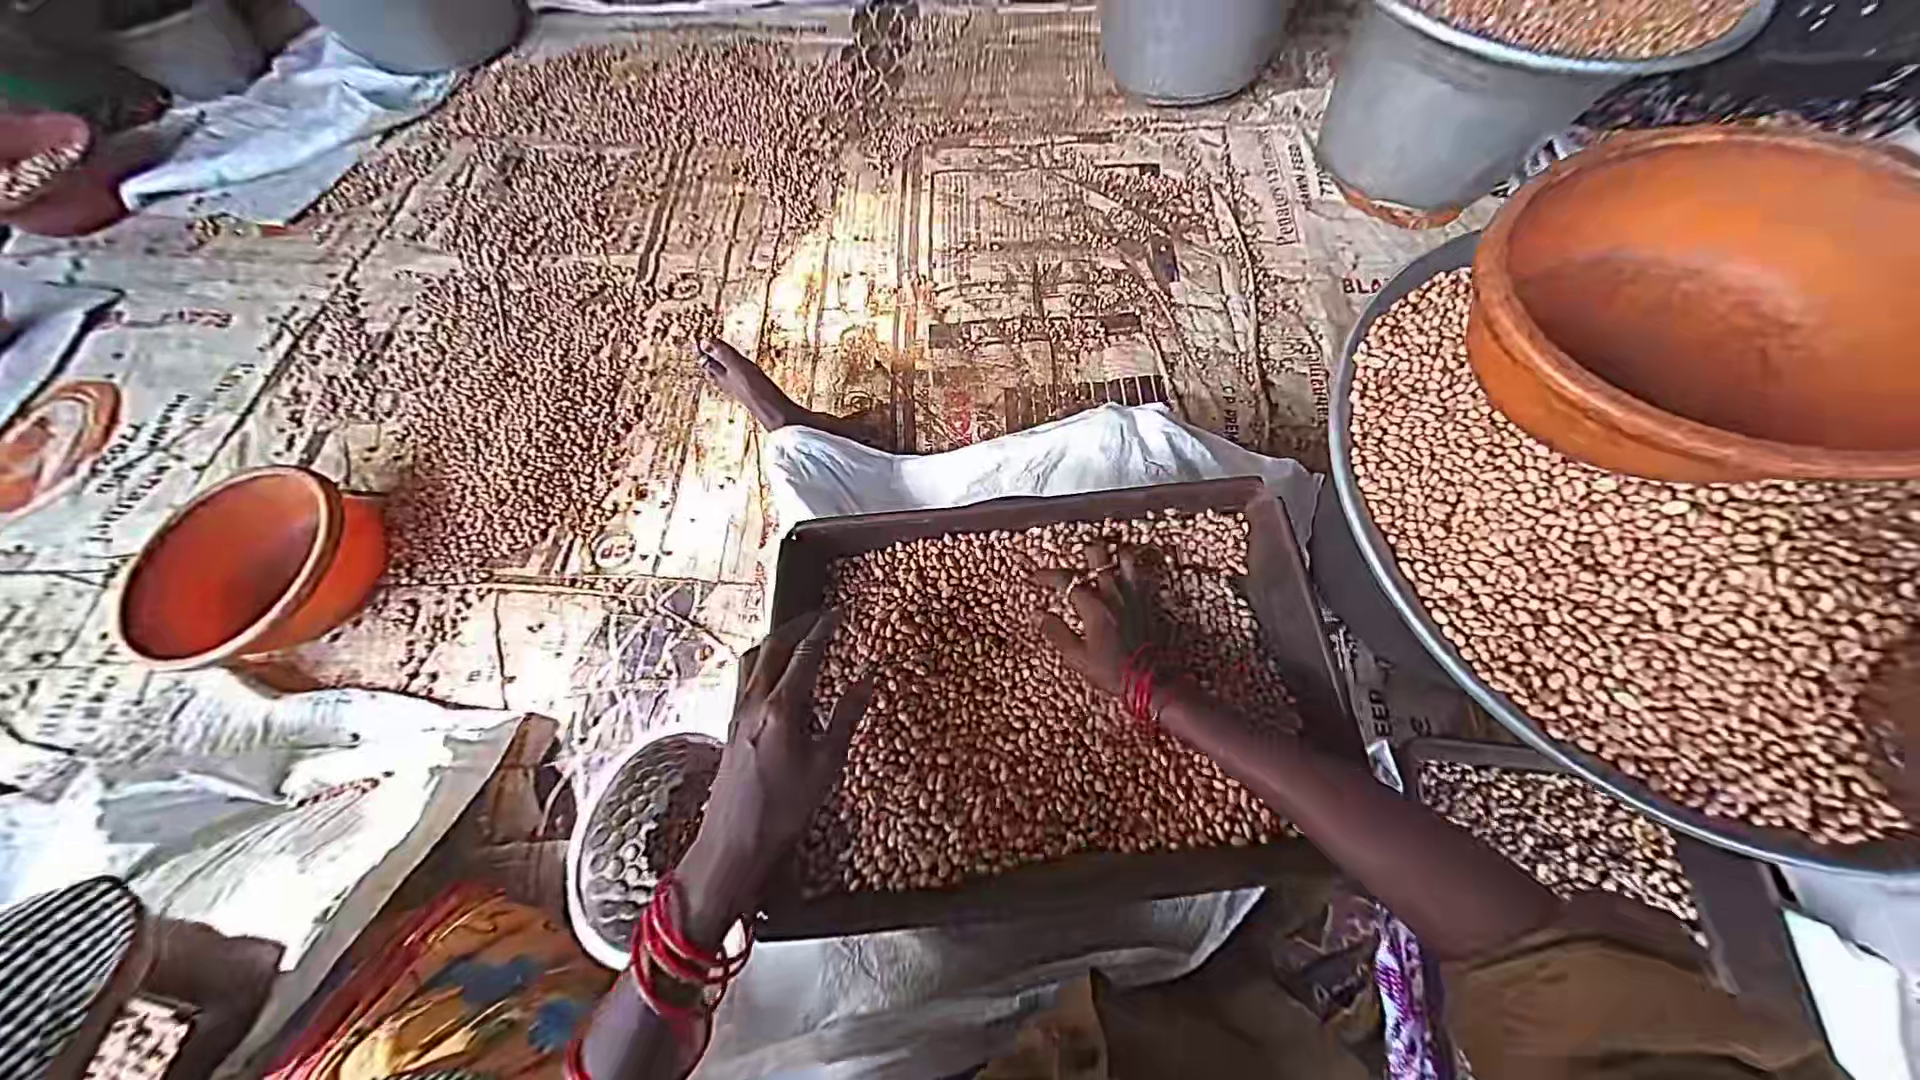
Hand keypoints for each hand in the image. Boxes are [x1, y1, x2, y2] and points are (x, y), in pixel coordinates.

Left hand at [676, 610, 871, 944]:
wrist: (732, 841)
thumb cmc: (784, 807)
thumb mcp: (827, 764)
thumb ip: (847, 717)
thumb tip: (868, 679)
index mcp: (782, 707)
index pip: (805, 654)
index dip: (824, 629)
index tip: (838, 612)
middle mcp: (755, 700)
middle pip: (774, 646)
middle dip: (799, 624)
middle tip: (820, 614)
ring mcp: (738, 710)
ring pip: (754, 657)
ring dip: (777, 638)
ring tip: (797, 633)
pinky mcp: (731, 722)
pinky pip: (745, 674)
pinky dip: (762, 658)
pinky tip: (773, 670)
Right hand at [1031, 541, 1239, 748]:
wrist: (1150, 680)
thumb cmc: (1111, 670)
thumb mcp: (1076, 656)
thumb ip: (1056, 631)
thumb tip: (1037, 614)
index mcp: (1092, 606)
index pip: (1065, 579)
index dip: (1047, 575)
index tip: (1034, 577)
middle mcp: (1113, 594)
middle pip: (1098, 556)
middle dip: (1083, 551)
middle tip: (1074, 555)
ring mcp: (1132, 595)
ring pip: (1123, 559)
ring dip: (1111, 554)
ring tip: (1102, 556)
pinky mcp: (1146, 602)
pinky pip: (1139, 574)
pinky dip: (1129, 567)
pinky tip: (1124, 572)